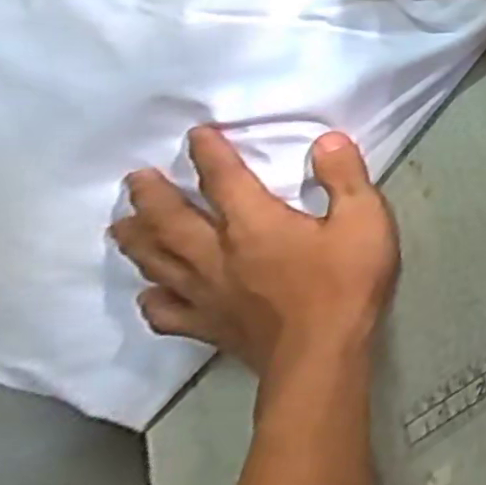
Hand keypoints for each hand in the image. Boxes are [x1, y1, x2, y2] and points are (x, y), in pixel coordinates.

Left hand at [111, 126, 399, 375]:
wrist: (322, 350)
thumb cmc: (348, 278)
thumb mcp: (365, 218)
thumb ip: (345, 178)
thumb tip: (327, 140)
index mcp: (255, 225)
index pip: (224, 181)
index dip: (210, 154)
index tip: (196, 134)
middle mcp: (217, 254)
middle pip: (172, 221)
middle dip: (153, 195)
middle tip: (136, 177)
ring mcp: (205, 293)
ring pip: (156, 261)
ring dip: (136, 238)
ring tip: (120, 224)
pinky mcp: (206, 324)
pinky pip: (165, 309)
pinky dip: (152, 297)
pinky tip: (150, 292)